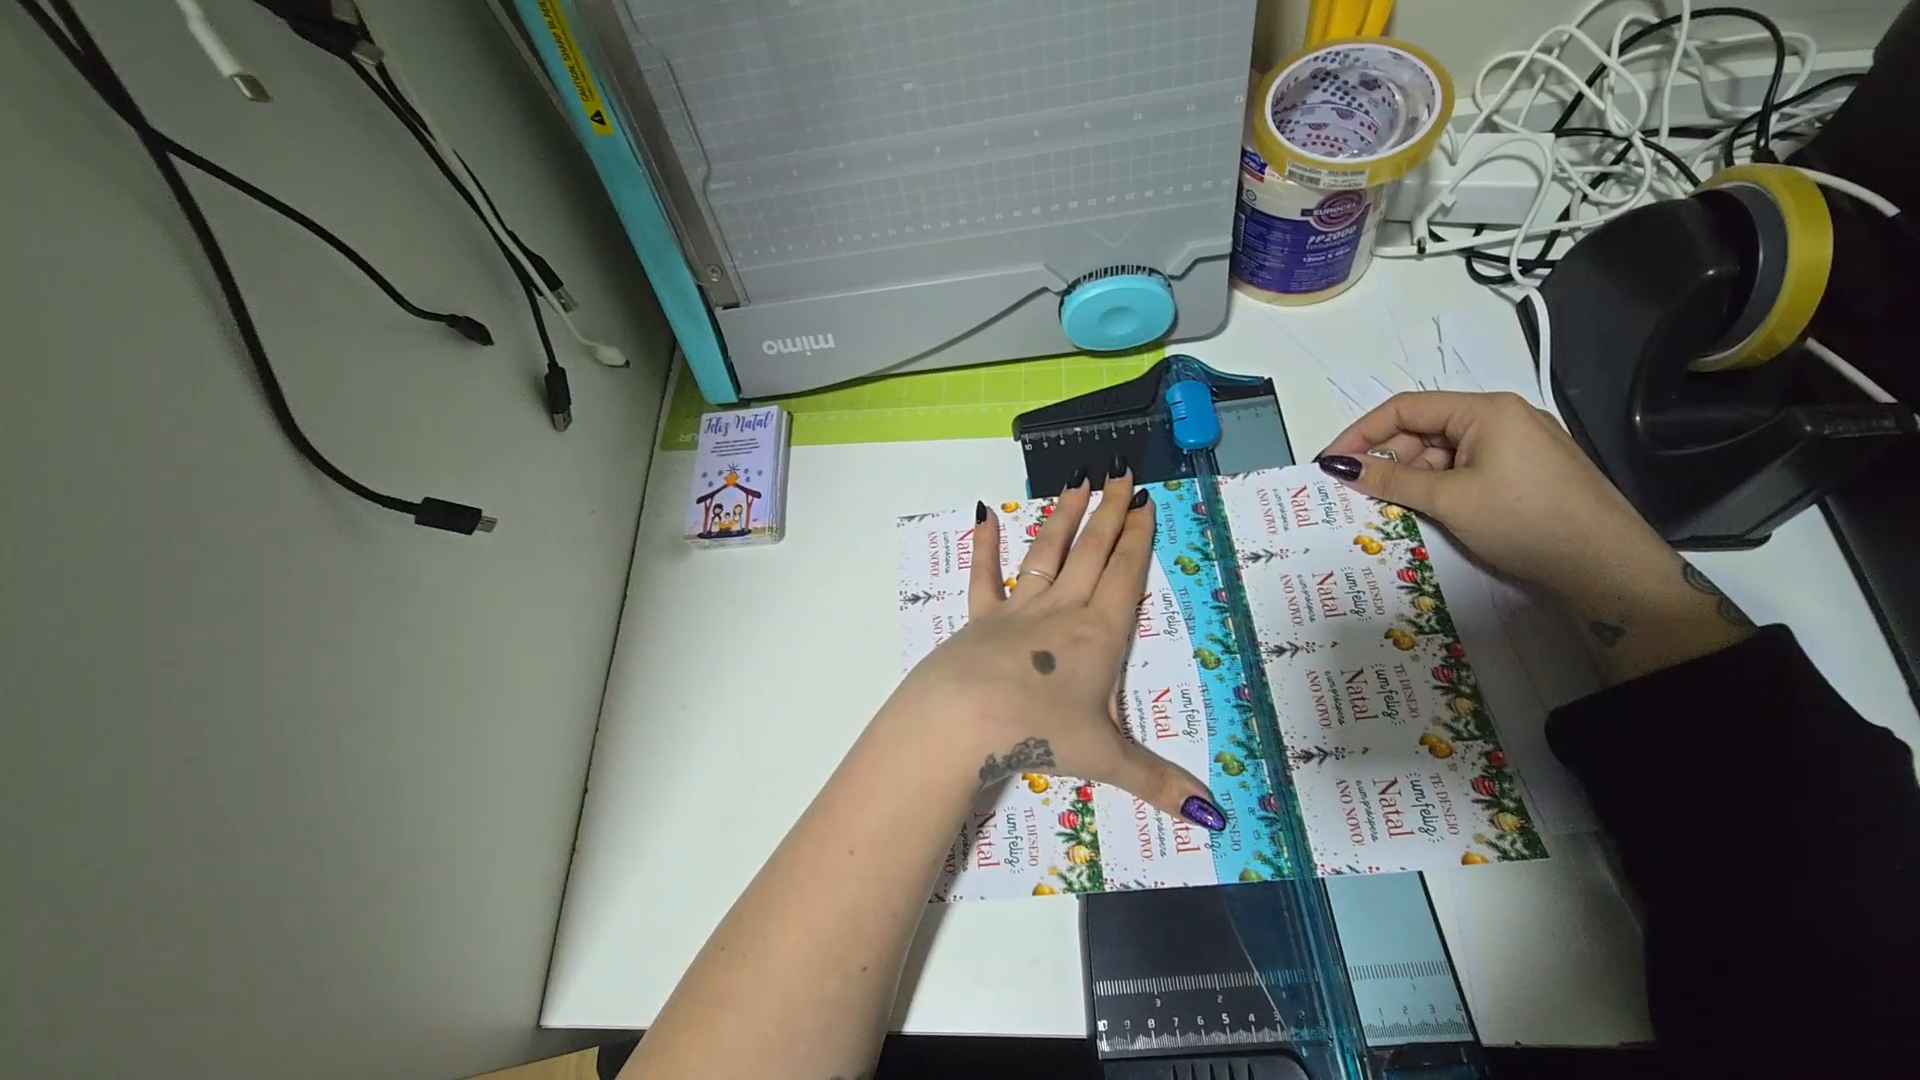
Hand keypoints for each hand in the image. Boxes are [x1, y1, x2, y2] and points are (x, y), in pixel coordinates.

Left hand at [890, 463, 1226, 831]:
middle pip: (1092, 551)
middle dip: (1110, 512)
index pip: (1125, 575)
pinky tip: (982, 513)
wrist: (963, 719)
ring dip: (1063, 516)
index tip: (1146, 502)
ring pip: (1047, 552)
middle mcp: (1061, 611)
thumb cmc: (1039, 733)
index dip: (1138, 538)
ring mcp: (1017, 611)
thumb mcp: (1107, 760)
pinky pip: (984, 576)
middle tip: (1122, 472)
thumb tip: (1215, 817)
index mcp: (1098, 635)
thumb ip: (1159, 783)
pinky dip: (985, 545)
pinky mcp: (979, 619)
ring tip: (1078, 481)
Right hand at [1315, 392, 1754, 681]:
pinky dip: (1438, 487)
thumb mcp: (1450, 500)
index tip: (1331, 463)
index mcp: (1487, 410)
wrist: (1607, 566)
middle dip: (1388, 458)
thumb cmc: (1525, 521)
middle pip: (1425, 429)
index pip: (1406, 408)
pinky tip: (1425, 511)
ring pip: (1444, 452)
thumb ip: (1392, 480)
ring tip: (1390, 508)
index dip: (1362, 433)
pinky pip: (1466, 469)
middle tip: (1358, 493)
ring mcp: (1518, 446)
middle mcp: (1503, 418)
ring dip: (1412, 477)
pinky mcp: (1526, 473)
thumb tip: (1340, 467)